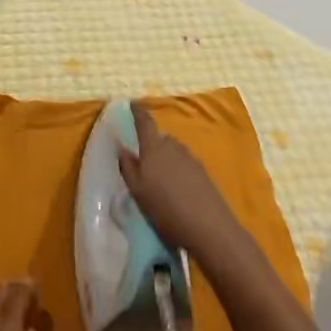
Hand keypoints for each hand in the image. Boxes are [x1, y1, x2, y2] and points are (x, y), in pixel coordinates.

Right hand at [118, 102, 241, 260]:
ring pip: (173, 150)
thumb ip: (128, 167)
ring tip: (159, 177)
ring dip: (165, 157)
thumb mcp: (137, 191)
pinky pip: (184, 162)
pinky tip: (175, 187)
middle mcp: (174, 147)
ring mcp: (191, 158)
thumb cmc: (165, 209)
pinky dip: (177, 168)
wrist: (208, 227)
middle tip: (143, 159)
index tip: (133, 103)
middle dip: (151, 143)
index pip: (145, 123)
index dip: (138, 112)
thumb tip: (122, 147)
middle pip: (160, 138)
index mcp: (154, 148)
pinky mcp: (203, 172)